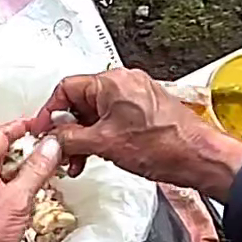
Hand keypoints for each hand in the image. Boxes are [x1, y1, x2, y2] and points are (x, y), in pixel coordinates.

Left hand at [0, 119, 64, 241]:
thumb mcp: (18, 197)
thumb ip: (36, 169)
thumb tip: (50, 146)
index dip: (19, 127)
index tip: (38, 123)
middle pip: (3, 155)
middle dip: (27, 148)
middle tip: (50, 144)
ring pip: (8, 175)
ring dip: (28, 170)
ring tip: (50, 165)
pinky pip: (10, 194)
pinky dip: (26, 189)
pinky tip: (39, 191)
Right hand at [26, 68, 241, 201]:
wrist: (198, 158)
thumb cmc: (164, 145)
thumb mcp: (103, 143)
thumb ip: (69, 138)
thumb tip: (51, 137)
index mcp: (112, 82)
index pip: (66, 88)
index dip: (49, 111)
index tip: (42, 129)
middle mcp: (124, 83)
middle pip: (79, 101)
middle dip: (66, 128)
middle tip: (59, 148)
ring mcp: (134, 97)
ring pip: (94, 113)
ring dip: (81, 137)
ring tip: (77, 159)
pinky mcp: (142, 111)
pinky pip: (110, 120)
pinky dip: (98, 137)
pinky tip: (95, 154)